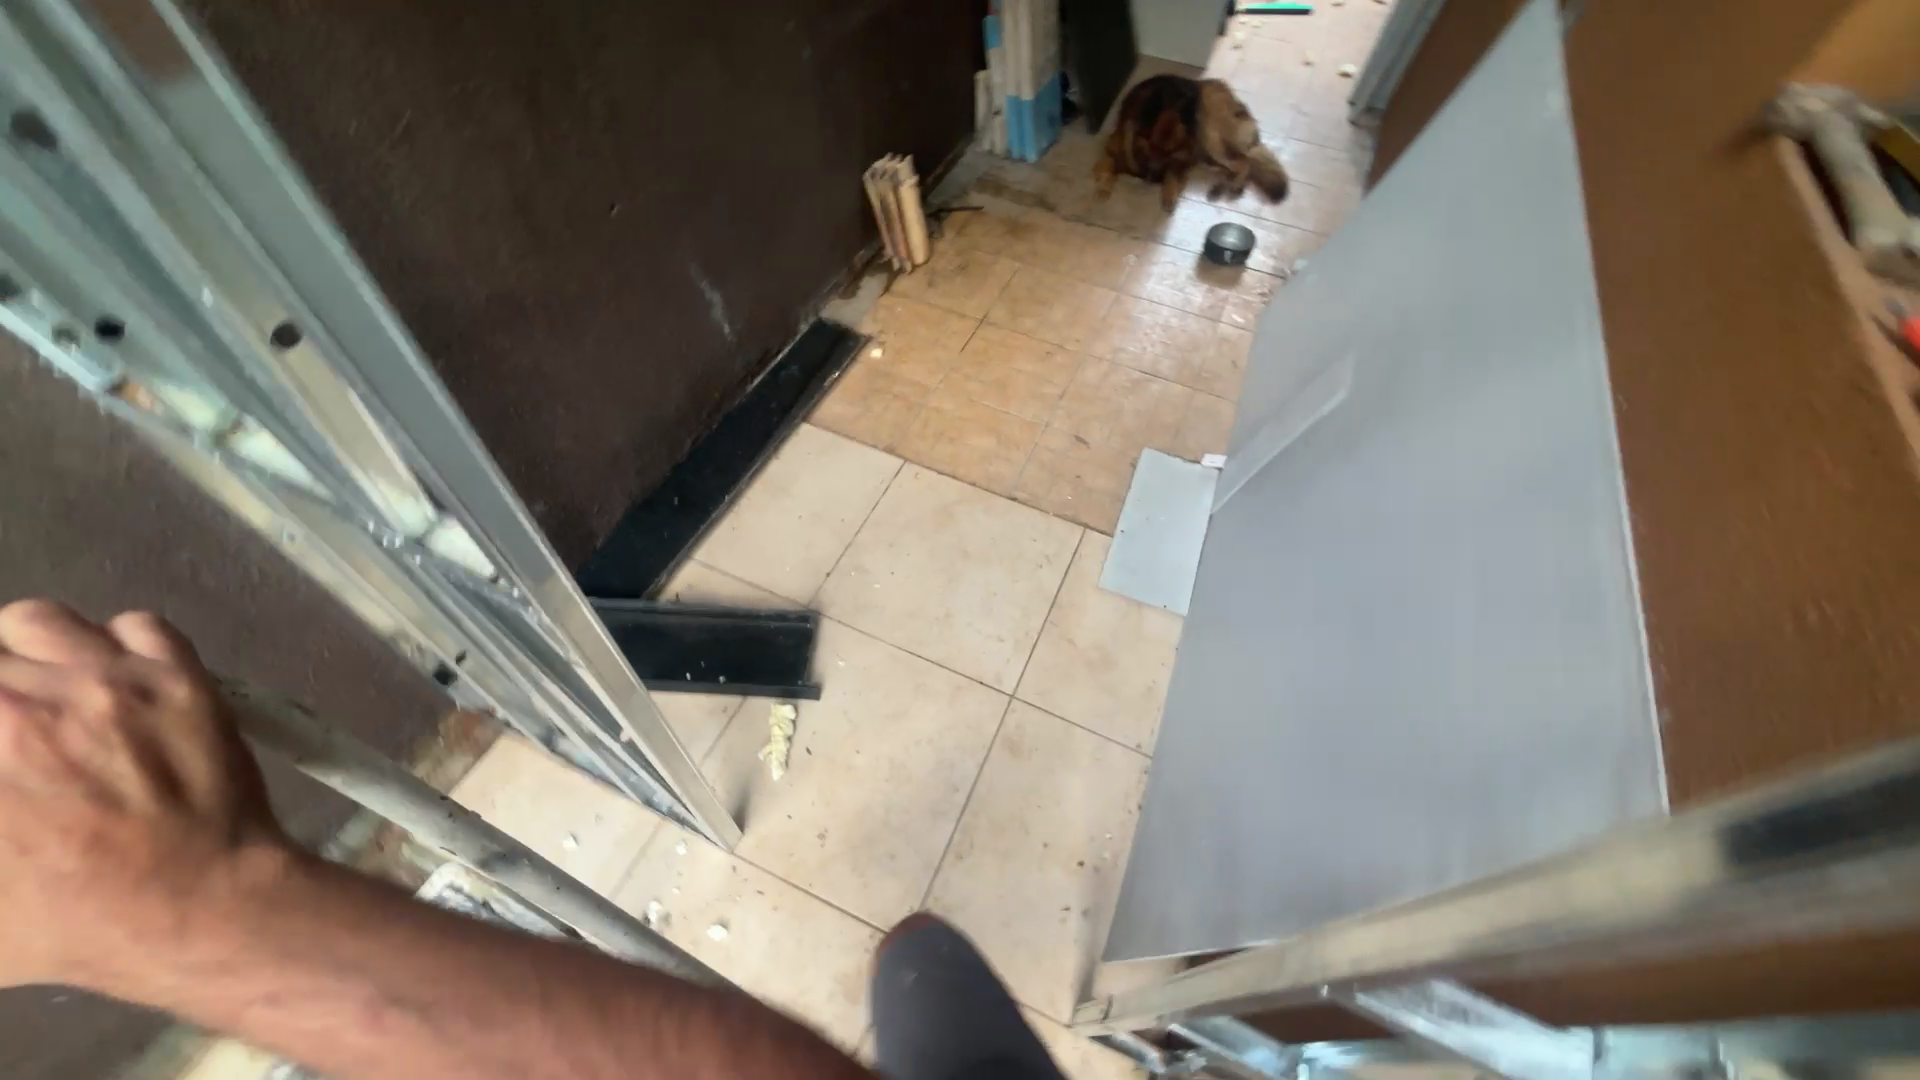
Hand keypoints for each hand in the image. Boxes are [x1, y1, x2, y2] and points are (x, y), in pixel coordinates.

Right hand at [0, 599, 287, 991]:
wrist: (196, 897)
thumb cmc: (65, 917)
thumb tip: (1, 791)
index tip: (0, 753)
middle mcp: (23, 703)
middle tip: (9, 728)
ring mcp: (111, 681)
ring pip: (39, 622)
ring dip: (28, 652)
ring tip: (41, 693)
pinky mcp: (183, 679)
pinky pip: (139, 625)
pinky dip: (119, 644)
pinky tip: (117, 683)